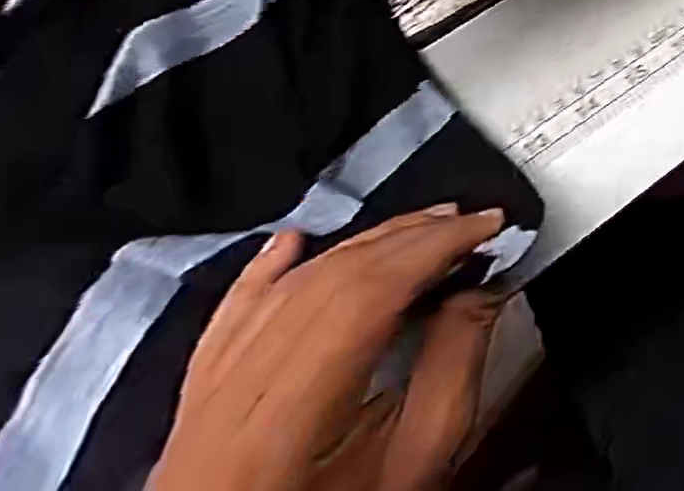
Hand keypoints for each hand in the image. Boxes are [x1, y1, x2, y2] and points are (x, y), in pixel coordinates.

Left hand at [151, 205, 507, 490]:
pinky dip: (267, 270)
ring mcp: (205, 395)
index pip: (365, 297)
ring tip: (423, 224)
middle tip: (469, 222)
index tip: (487, 225)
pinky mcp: (196, 398)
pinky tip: (294, 239)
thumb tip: (482, 288)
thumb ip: (453, 367)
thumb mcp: (418, 462)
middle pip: (330, 280)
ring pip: (291, 286)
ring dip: (366, 243)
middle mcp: (231, 399)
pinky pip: (230, 316)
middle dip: (411, 237)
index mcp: (284, 423)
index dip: (434, 247)